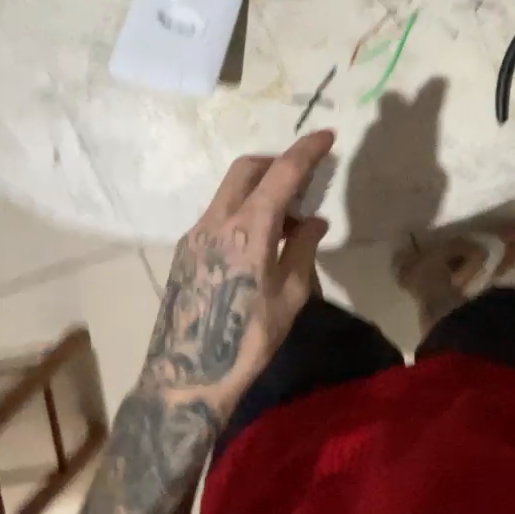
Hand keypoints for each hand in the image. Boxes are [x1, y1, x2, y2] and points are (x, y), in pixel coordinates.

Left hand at [143, 131, 334, 417]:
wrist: (187, 377)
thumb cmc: (249, 339)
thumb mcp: (290, 295)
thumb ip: (304, 249)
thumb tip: (313, 221)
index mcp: (248, 230)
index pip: (281, 174)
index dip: (306, 151)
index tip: (328, 136)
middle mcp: (217, 222)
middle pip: (246, 169)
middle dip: (278, 162)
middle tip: (307, 178)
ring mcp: (196, 235)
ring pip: (231, 191)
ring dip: (262, 189)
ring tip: (292, 222)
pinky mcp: (186, 252)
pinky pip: (220, 214)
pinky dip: (246, 211)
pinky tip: (265, 242)